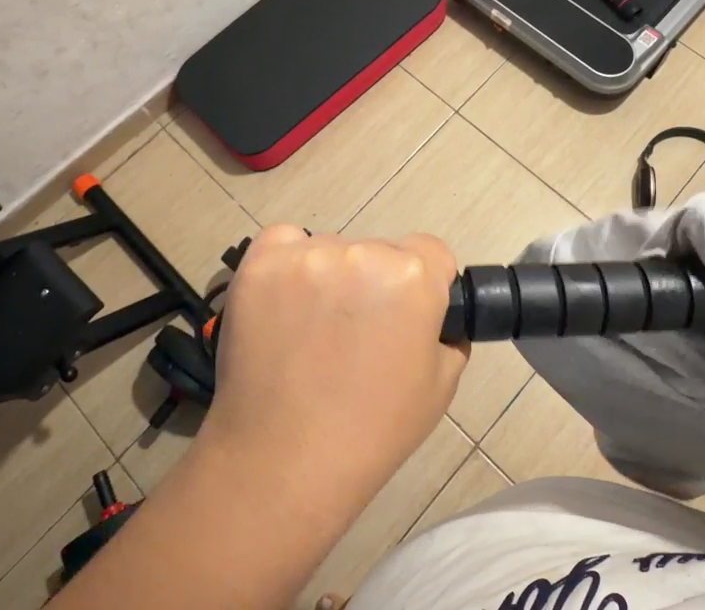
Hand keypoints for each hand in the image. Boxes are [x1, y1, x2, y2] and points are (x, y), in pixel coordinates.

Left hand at [199, 226, 467, 506]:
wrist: (283, 460)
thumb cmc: (372, 430)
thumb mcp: (440, 387)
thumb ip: (446, 335)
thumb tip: (432, 318)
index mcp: (413, 277)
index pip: (431, 254)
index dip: (425, 286)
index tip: (407, 317)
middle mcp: (362, 252)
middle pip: (380, 251)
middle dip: (376, 284)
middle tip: (357, 336)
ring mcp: (306, 256)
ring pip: (332, 250)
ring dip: (331, 277)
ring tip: (313, 333)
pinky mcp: (259, 264)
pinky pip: (284, 244)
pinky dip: (288, 266)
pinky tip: (284, 305)